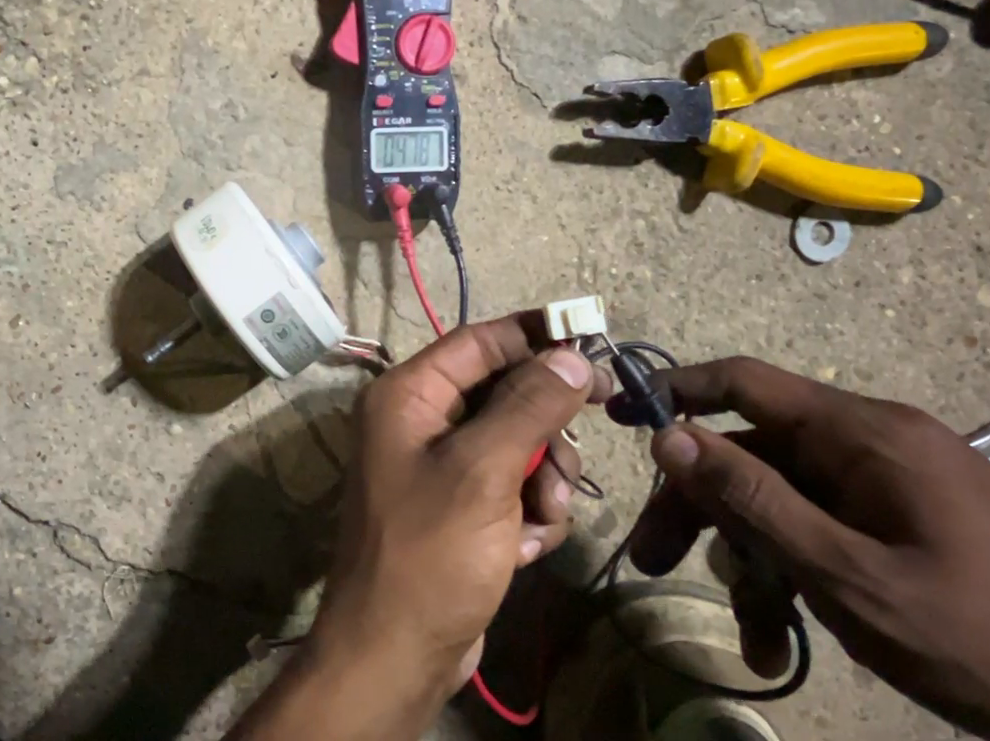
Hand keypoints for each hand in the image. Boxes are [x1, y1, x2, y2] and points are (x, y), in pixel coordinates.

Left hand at [311, 315, 596, 700]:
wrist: (396, 653)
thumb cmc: (430, 552)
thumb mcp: (484, 471)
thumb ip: (529, 407)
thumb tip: (571, 355)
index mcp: (407, 396)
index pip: (478, 342)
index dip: (534, 337)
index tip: (592, 340)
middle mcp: (419, 422)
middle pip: (503, 394)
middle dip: (545, 429)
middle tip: (574, 453)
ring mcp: (439, 468)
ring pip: (517, 445)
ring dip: (543, 480)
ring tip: (543, 516)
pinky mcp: (460, 510)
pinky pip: (511, 489)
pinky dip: (529, 514)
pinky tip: (525, 547)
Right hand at [631, 357, 989, 740]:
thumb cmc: (984, 636)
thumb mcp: (848, 573)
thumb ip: (753, 499)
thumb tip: (668, 435)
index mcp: (863, 435)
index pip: (745, 383)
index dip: (675, 392)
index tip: (617, 415)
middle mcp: (872, 446)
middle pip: (753, 456)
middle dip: (701, 510)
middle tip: (652, 559)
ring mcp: (891, 487)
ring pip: (784, 503)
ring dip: (753, 563)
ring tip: (753, 636)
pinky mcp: (905, 525)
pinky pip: (824, 531)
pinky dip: (796, 577)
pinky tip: (786, 637)